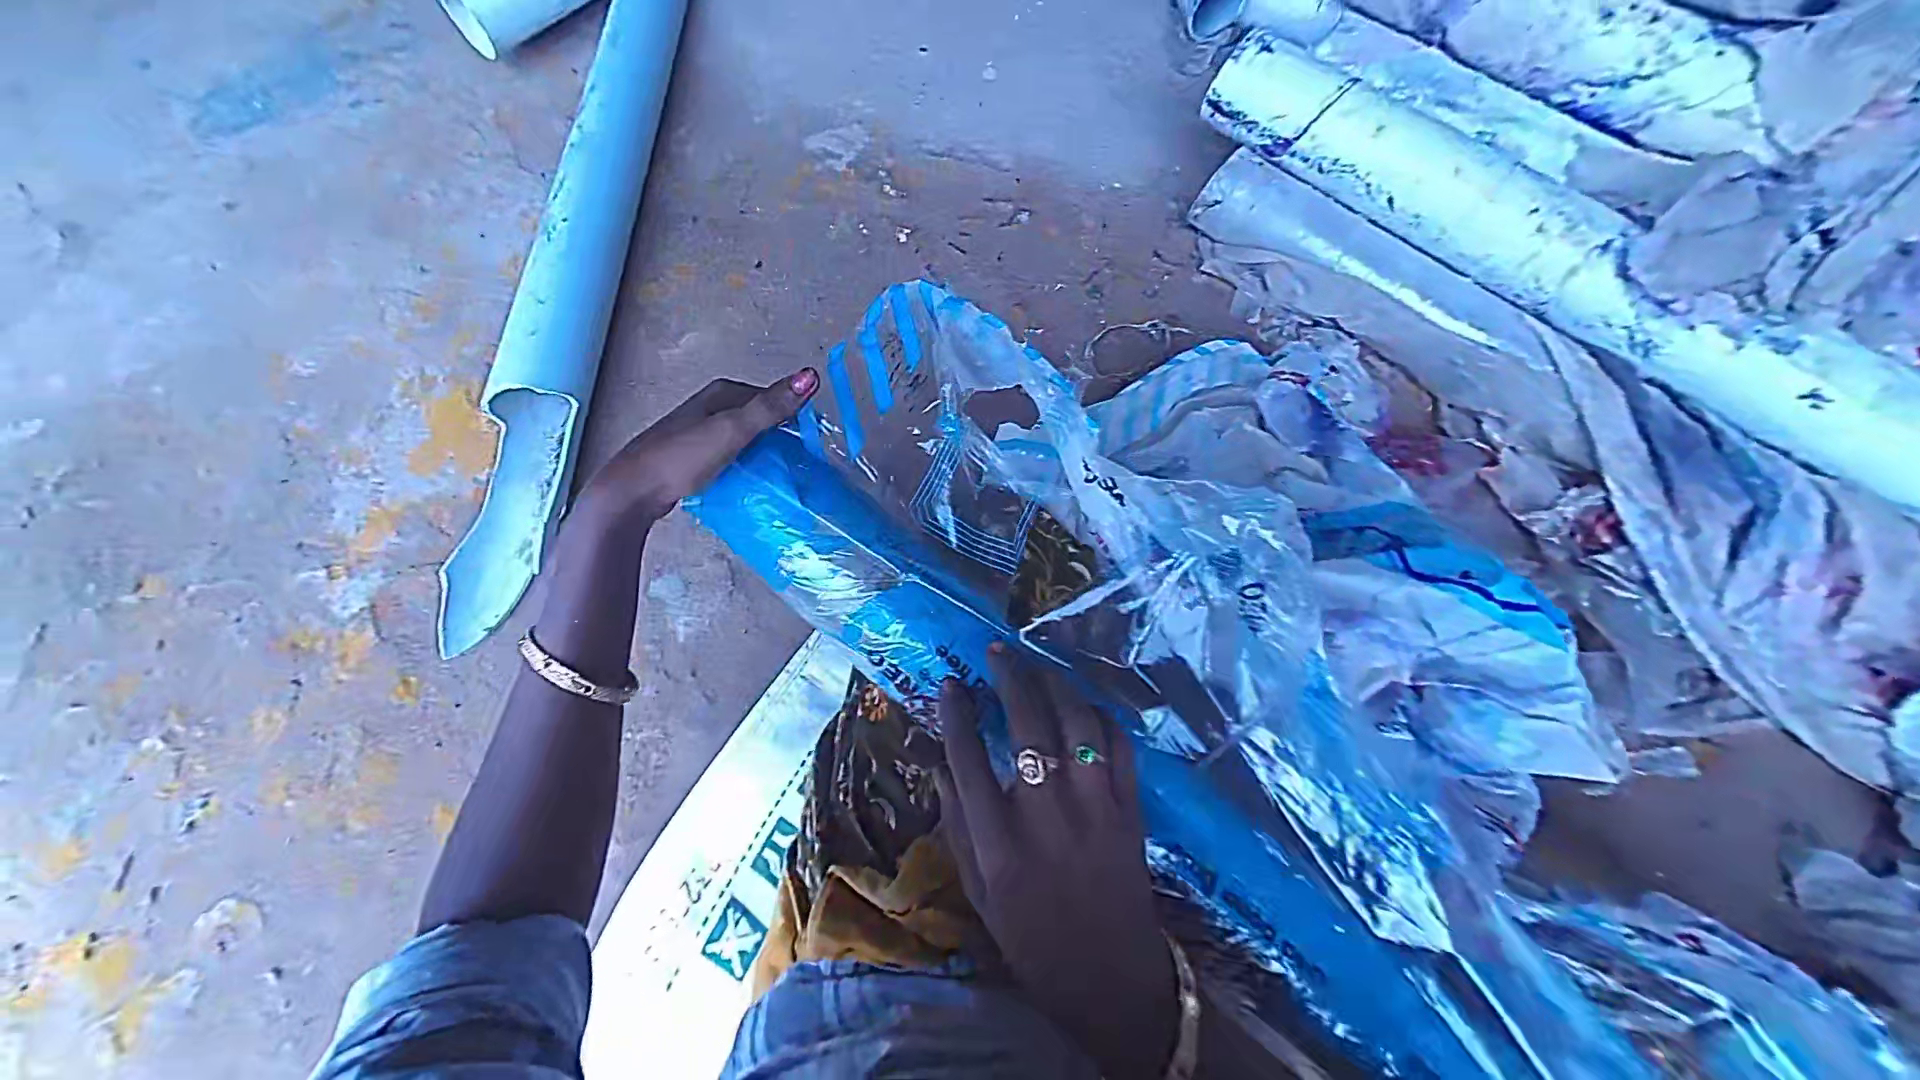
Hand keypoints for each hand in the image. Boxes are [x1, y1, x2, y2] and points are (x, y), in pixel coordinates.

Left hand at [573, 369, 817, 531]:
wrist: (635, 490)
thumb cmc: (684, 457)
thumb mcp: (733, 430)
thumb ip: (771, 406)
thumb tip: (811, 375)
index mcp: (722, 393)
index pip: (772, 397)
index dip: (794, 417)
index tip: (812, 445)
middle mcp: (711, 406)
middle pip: (760, 417)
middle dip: (780, 436)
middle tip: (800, 464)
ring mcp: (701, 431)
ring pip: (746, 438)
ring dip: (764, 452)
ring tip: (780, 475)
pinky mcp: (695, 455)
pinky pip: (733, 454)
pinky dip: (746, 464)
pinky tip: (751, 480)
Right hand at [936, 644, 1175, 1079]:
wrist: (1110, 978)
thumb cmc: (1032, 938)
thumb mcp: (978, 892)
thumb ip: (957, 825)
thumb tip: (941, 764)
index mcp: (999, 844)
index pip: (968, 760)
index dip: (957, 715)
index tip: (951, 683)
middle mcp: (1047, 816)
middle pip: (1027, 728)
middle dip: (1010, 680)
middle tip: (998, 652)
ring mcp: (1095, 808)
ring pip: (1077, 725)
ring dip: (1056, 686)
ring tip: (1038, 665)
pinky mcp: (1130, 809)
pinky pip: (1119, 746)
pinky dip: (1101, 716)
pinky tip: (1084, 703)